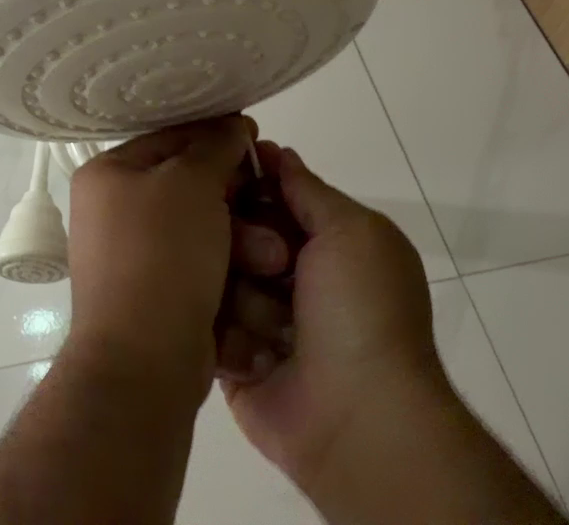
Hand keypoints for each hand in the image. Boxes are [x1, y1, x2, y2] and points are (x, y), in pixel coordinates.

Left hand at [64, 115, 254, 402]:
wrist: (143, 359)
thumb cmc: (161, 255)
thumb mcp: (192, 183)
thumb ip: (215, 145)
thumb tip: (232, 123)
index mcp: (107, 175)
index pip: (169, 138)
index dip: (215, 134)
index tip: (256, 138)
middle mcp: (112, 213)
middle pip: (188, 188)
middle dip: (235, 199)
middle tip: (269, 199)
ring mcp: (131, 258)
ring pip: (200, 232)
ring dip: (241, 240)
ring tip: (272, 257)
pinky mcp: (154, 297)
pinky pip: (199, 269)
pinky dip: (227, 271)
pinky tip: (256, 279)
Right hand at [217, 143, 447, 493]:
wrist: (359, 416)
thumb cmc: (362, 311)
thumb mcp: (352, 232)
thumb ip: (308, 189)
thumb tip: (277, 153)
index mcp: (323, 243)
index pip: (270, 195)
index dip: (249, 181)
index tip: (223, 169)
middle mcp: (288, 276)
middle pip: (235, 231)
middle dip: (245, 240)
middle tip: (271, 264)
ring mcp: (258, 318)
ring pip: (216, 277)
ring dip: (244, 297)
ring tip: (275, 328)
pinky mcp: (231, 356)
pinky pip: (205, 324)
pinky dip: (229, 335)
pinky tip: (257, 354)